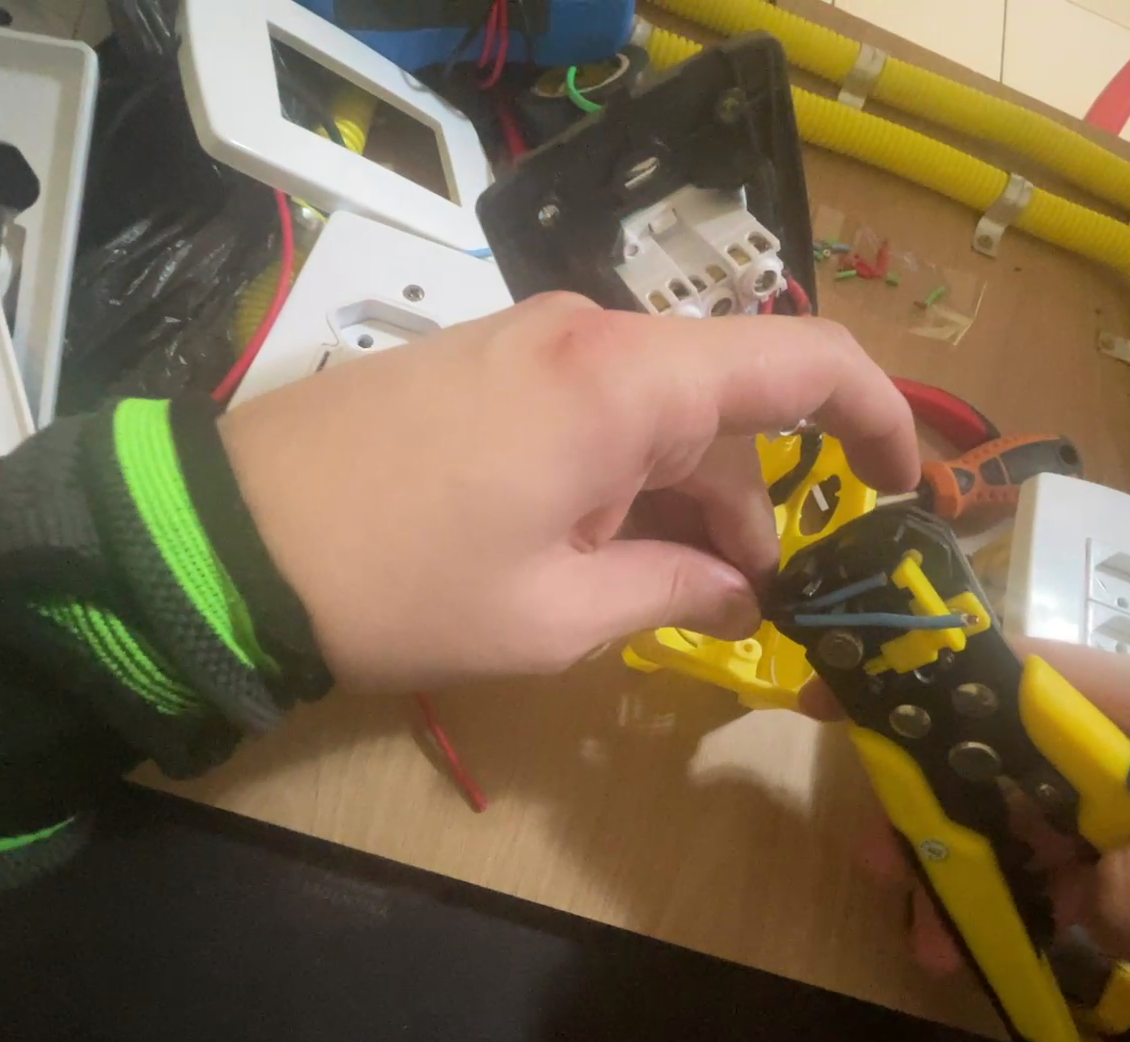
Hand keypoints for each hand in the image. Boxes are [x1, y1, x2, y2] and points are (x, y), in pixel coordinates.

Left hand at [219, 292, 918, 691]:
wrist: (231, 539)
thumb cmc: (404, 588)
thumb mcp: (555, 616)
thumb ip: (670, 589)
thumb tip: (741, 591)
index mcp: (626, 384)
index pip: (804, 362)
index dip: (875, 417)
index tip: (898, 487)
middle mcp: (590, 337)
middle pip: (722, 407)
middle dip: (748, 503)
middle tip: (741, 600)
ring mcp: (532, 344)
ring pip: (655, 415)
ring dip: (678, 498)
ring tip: (657, 587)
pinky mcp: (488, 366)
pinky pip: (593, 412)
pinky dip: (621, 477)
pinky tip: (594, 543)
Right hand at [815, 643, 1129, 1041]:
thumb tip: (1072, 896)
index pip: (1016, 667)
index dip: (919, 678)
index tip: (836, 710)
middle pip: (994, 741)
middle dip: (926, 795)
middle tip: (880, 866)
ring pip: (1015, 805)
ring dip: (963, 861)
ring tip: (929, 937)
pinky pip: (1059, 860)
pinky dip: (1014, 898)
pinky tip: (996, 948)